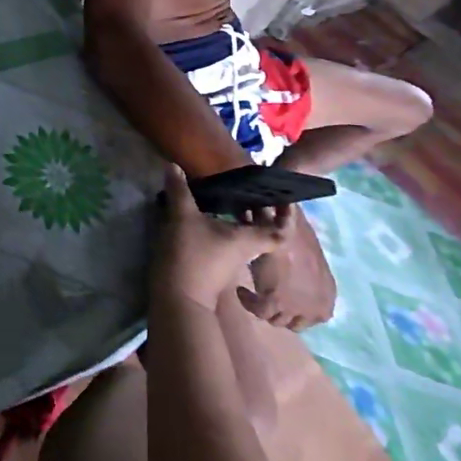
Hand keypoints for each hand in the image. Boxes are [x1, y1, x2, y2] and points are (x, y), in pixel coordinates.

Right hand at [150, 165, 289, 310]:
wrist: (178, 295)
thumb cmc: (192, 255)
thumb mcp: (183, 217)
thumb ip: (179, 190)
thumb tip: (173, 165)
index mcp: (249, 239)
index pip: (281, 231)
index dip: (287, 215)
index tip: (284, 197)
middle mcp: (245, 250)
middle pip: (263, 231)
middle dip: (261, 211)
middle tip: (252, 190)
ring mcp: (230, 259)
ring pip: (245, 236)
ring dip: (242, 218)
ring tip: (230, 198)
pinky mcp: (214, 265)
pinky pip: (228, 241)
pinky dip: (226, 228)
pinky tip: (209, 217)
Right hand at [239, 208, 334, 328]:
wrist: (287, 231)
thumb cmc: (300, 239)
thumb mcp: (310, 265)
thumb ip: (305, 282)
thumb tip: (291, 285)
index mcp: (328, 299)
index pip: (310, 318)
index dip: (293, 310)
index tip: (279, 299)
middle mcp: (316, 309)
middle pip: (293, 323)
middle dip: (279, 313)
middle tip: (264, 298)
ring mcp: (297, 307)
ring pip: (275, 320)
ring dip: (262, 308)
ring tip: (250, 295)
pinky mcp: (276, 302)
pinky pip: (258, 311)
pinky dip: (248, 301)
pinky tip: (242, 290)